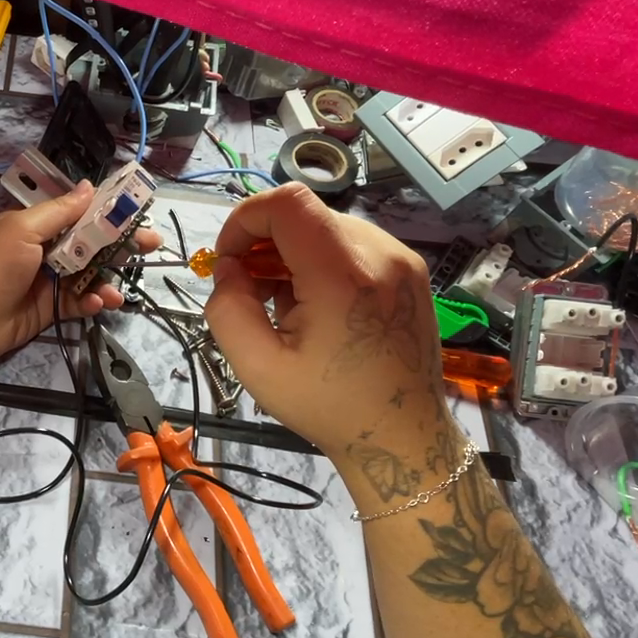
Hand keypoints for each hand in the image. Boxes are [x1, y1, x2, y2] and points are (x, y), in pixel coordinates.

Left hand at [0, 182, 160, 361]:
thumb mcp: (23, 229)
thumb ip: (60, 212)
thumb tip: (89, 186)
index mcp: (36, 225)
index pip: (78, 212)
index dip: (107, 211)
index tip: (137, 211)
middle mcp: (45, 249)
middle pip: (91, 242)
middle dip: (121, 244)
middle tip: (152, 245)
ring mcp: (49, 280)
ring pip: (89, 274)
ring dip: (108, 280)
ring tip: (119, 292)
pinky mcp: (51, 308)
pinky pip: (79, 300)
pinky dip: (91, 301)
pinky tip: (98, 303)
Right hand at [202, 185, 454, 499]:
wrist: (400, 434)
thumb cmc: (326, 405)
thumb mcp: (257, 366)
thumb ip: (228, 309)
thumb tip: (229, 268)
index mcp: (342, 276)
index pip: (287, 203)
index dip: (244, 219)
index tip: (228, 259)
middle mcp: (380, 253)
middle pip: (305, 214)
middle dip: (262, 242)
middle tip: (247, 289)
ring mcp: (402, 259)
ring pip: (326, 227)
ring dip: (289, 253)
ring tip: (280, 302)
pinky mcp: (409, 271)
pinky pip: (351, 245)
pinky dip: (318, 261)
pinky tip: (312, 304)